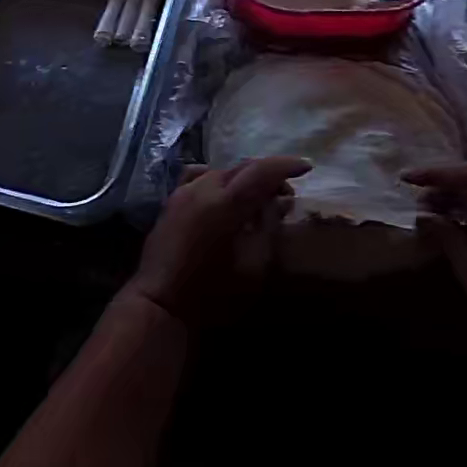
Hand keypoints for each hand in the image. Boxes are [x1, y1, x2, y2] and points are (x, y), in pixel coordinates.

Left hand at [127, 157, 310, 324]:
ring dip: (243, 178)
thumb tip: (280, 202)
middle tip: (286, 194)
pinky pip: (198, 178)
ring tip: (259, 199)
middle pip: (240, 168)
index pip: (260, 171)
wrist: (160, 301)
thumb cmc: (213, 293)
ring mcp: (182, 192)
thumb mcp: (254, 266)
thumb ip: (268, 228)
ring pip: (219, 172)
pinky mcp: (170, 201)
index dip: (285, 165)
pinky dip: (218, 180)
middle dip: (266, 174)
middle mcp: (201, 188)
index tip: (306, 168)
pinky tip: (225, 195)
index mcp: (225, 203)